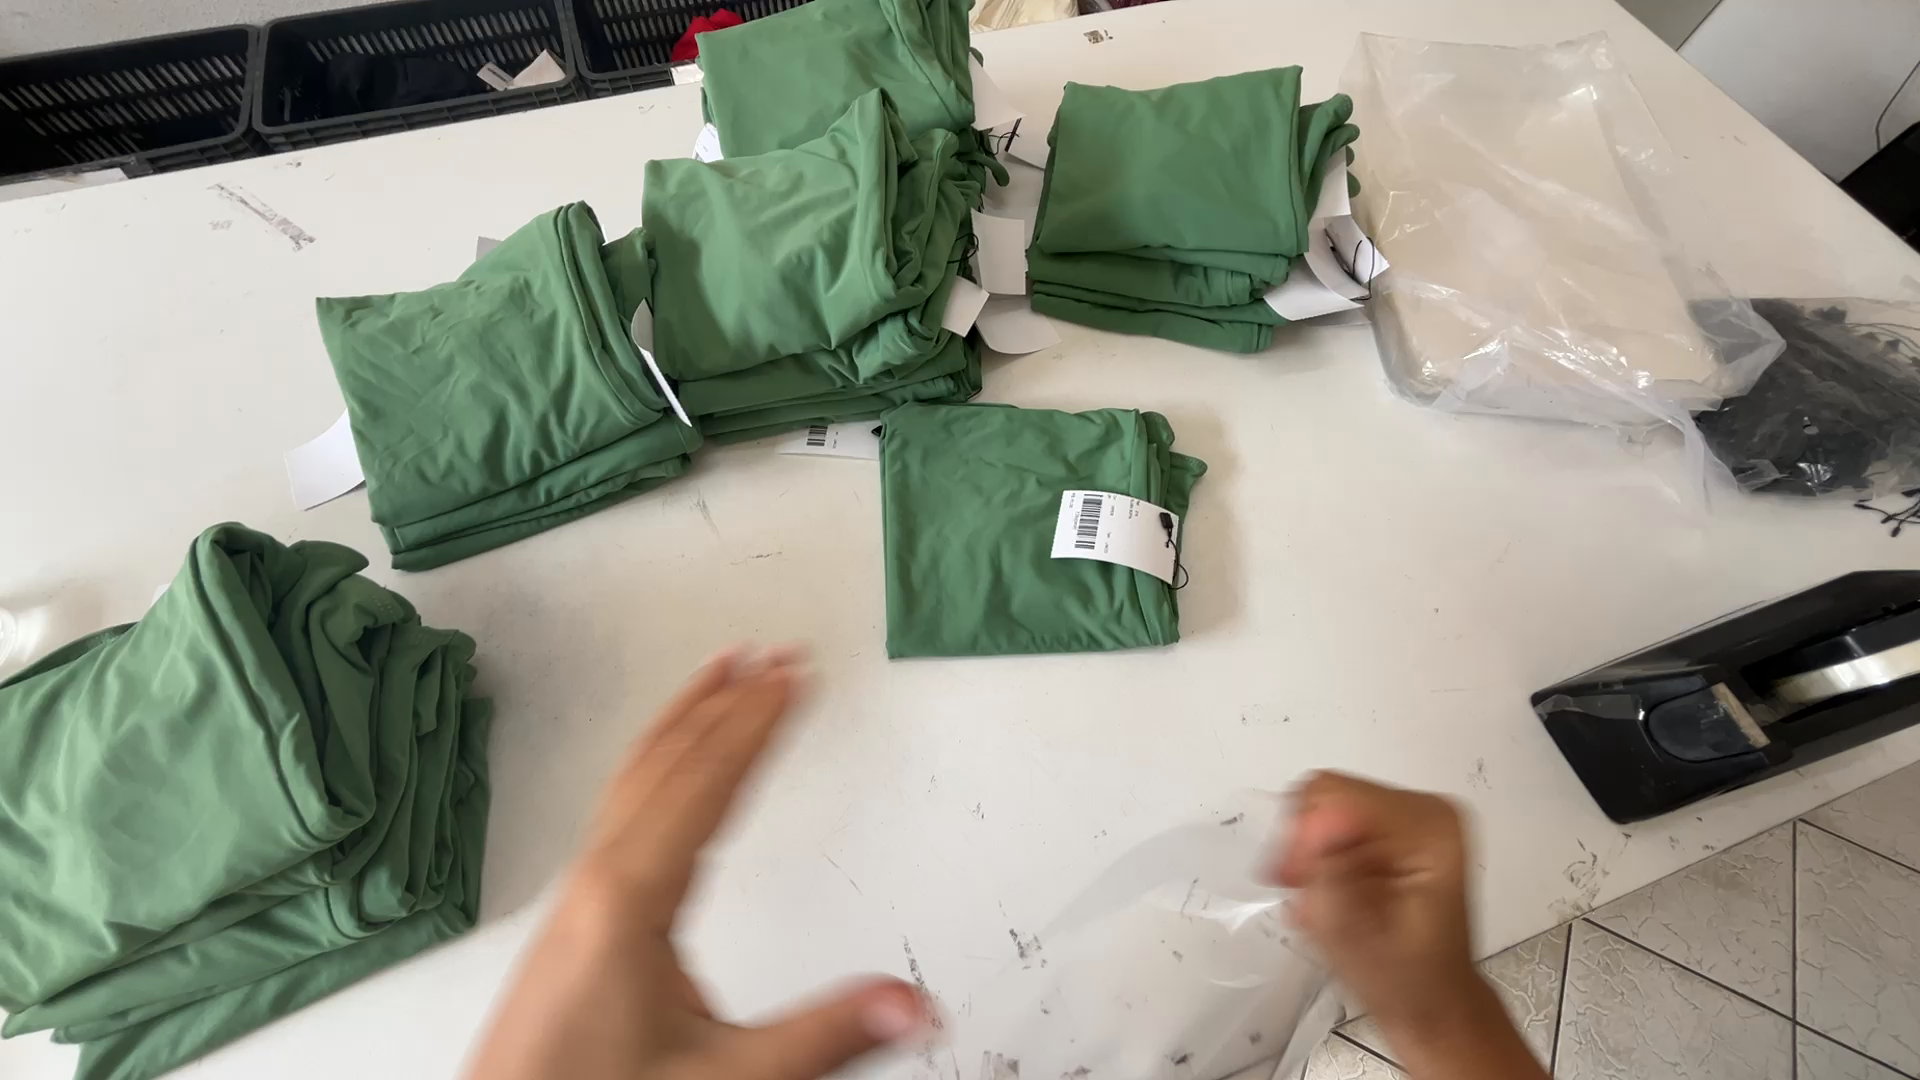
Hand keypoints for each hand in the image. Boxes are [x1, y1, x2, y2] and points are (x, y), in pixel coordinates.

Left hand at [466, 646, 927, 1079]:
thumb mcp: (722, 1077)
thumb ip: (822, 1035)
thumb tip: (910, 1004)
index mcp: (633, 895)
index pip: (710, 778)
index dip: (758, 720)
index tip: (795, 675)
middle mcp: (602, 872)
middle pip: (676, 756)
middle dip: (733, 696)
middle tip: (779, 653)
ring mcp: (582, 883)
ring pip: (640, 767)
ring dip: (690, 709)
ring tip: (726, 667)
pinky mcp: (580, 900)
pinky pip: (624, 793)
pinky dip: (658, 749)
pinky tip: (673, 751)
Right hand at [1268, 772, 1544, 1079]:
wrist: (1432, 1004)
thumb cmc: (1403, 979)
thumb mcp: (1353, 932)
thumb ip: (1332, 869)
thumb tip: (1319, 820)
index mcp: (1430, 828)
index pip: (1334, 794)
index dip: (1304, 834)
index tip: (1298, 879)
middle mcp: (1423, 809)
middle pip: (1324, 793)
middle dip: (1301, 841)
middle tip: (1300, 889)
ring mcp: (1406, 812)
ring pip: (1317, 802)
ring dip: (1303, 848)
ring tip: (1310, 894)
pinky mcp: (1388, 821)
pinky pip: (1325, 813)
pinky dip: (1313, 849)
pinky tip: (1322, 885)